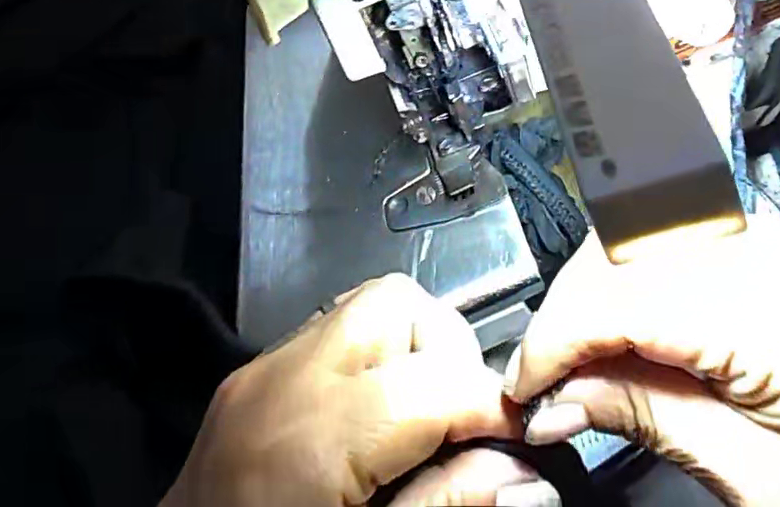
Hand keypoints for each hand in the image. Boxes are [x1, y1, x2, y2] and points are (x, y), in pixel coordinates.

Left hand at [162, 274, 537, 506]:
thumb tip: (527, 476)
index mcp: (309, 439)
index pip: (428, 382)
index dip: (489, 405)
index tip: (523, 439)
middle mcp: (283, 376)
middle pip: (395, 303)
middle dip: (448, 351)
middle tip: (462, 424)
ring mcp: (262, 364)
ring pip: (367, 304)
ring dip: (413, 348)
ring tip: (421, 421)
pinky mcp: (253, 370)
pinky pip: (334, 330)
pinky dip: (374, 358)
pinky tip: (374, 419)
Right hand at [506, 221, 779, 505]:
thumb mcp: (763, 489)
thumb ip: (645, 419)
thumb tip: (554, 396)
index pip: (625, 301)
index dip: (556, 340)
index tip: (522, 384)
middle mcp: (773, 256)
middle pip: (616, 258)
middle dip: (565, 319)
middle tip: (542, 381)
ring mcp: (764, 236)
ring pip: (624, 242)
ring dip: (585, 300)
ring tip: (573, 363)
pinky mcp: (753, 238)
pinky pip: (653, 247)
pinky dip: (617, 287)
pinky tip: (611, 332)